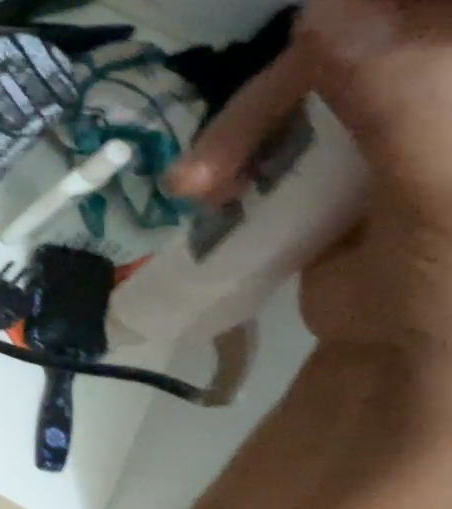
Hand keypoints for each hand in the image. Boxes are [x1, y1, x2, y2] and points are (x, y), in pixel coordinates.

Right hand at [168, 0, 451, 361]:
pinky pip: (286, 120)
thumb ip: (400, 95)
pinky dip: (240, 149)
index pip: (426, 17)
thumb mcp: (435, 189)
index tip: (311, 37)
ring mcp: (401, 108)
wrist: (404, 357)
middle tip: (219, 147)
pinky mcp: (346, 149)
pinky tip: (212, 186)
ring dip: (243, 124)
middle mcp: (442, 82)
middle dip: (282, 83)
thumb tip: (329, 10)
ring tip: (198, 185)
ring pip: (315, 71)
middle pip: (364, 33)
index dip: (373, 18)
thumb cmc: (450, 279)